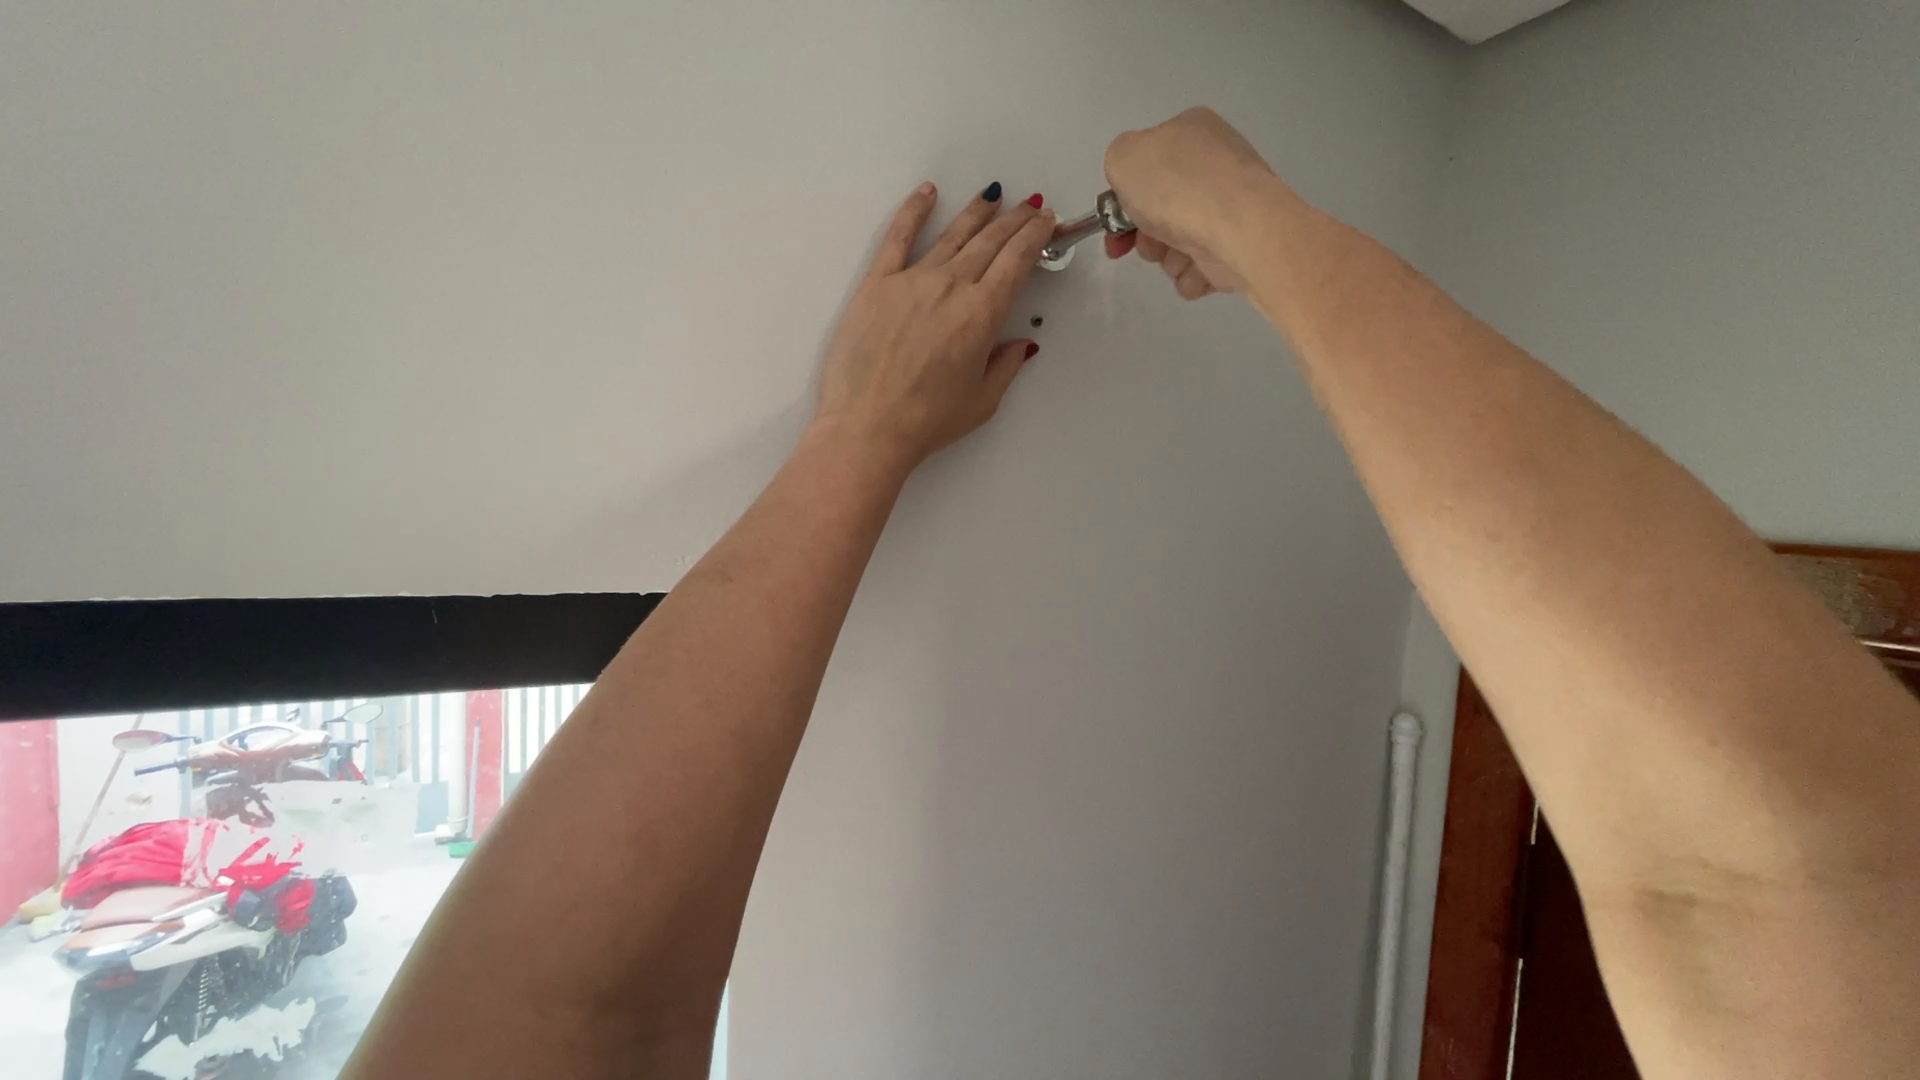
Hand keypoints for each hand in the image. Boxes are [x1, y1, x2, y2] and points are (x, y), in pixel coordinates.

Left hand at [815, 183, 1055, 471]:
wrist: (868, 428)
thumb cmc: (924, 422)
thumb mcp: (982, 401)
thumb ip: (1005, 366)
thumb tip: (1020, 344)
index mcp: (981, 316)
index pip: (1016, 261)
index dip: (1035, 237)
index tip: (1045, 224)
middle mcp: (950, 288)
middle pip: (989, 242)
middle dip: (1014, 221)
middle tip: (1028, 207)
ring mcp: (911, 282)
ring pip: (951, 235)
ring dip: (975, 214)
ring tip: (990, 197)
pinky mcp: (876, 285)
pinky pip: (897, 237)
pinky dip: (913, 211)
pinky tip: (927, 193)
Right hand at [1102, 107, 1283, 299]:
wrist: (1238, 227)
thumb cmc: (1177, 188)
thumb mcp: (1124, 157)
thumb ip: (1118, 162)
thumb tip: (1132, 183)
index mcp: (1191, 130)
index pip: (1148, 164)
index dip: (1124, 196)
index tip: (1115, 223)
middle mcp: (1214, 164)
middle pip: (1160, 209)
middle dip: (1144, 234)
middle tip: (1145, 241)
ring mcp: (1230, 206)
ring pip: (1177, 242)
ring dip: (1166, 257)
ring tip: (1177, 255)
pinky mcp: (1239, 244)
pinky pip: (1199, 266)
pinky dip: (1191, 274)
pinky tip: (1197, 268)